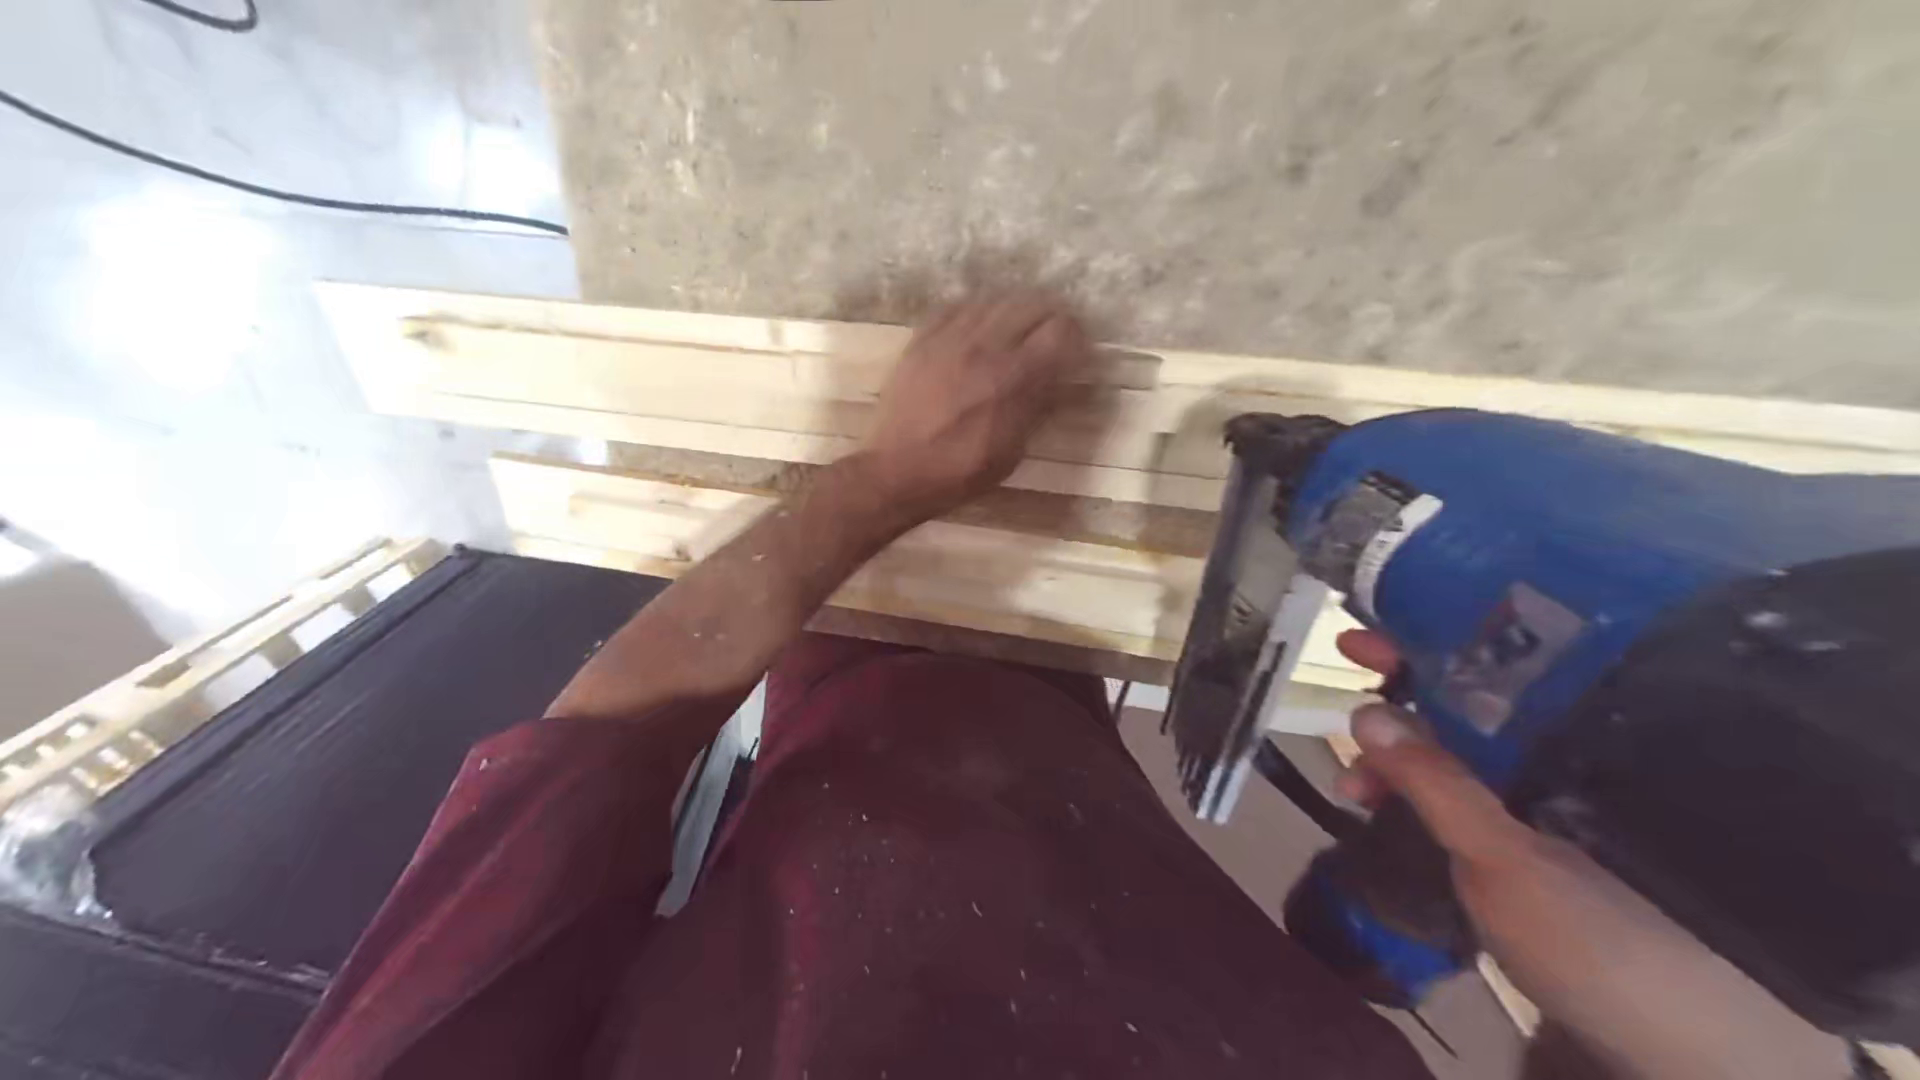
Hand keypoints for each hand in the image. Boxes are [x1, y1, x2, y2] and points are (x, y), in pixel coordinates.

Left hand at [856, 294, 1089, 522]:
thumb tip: (1062, 380)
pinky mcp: (922, 340)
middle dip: (1051, 317)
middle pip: (1031, 304)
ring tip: (1017, 328)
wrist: (896, 472)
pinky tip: (979, 327)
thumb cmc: (960, 472)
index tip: (1077, 351)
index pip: (1062, 331)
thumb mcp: (1012, 451)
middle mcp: (985, 347)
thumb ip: (1038, 407)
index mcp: (1013, 378)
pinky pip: (957, 307)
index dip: (1077, 337)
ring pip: (994, 300)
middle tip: (1052, 336)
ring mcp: (949, 338)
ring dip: (1014, 310)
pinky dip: (977, 311)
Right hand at [1333, 629, 1850, 1079]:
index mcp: (1575, 755)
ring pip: (1448, 756)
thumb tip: (1364, 713)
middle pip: (1463, 710)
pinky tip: (1366, 805)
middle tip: (1346, 674)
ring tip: (1351, 784)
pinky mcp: (1512, 840)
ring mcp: (1533, 805)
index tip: (1369, 636)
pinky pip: (1445, 797)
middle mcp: (1555, 767)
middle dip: (1396, 695)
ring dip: (1389, 758)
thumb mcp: (1505, 859)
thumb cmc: (1605, 942)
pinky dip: (1402, 795)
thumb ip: (1435, 784)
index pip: (1495, 678)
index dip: (1428, 650)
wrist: (1665, 1050)